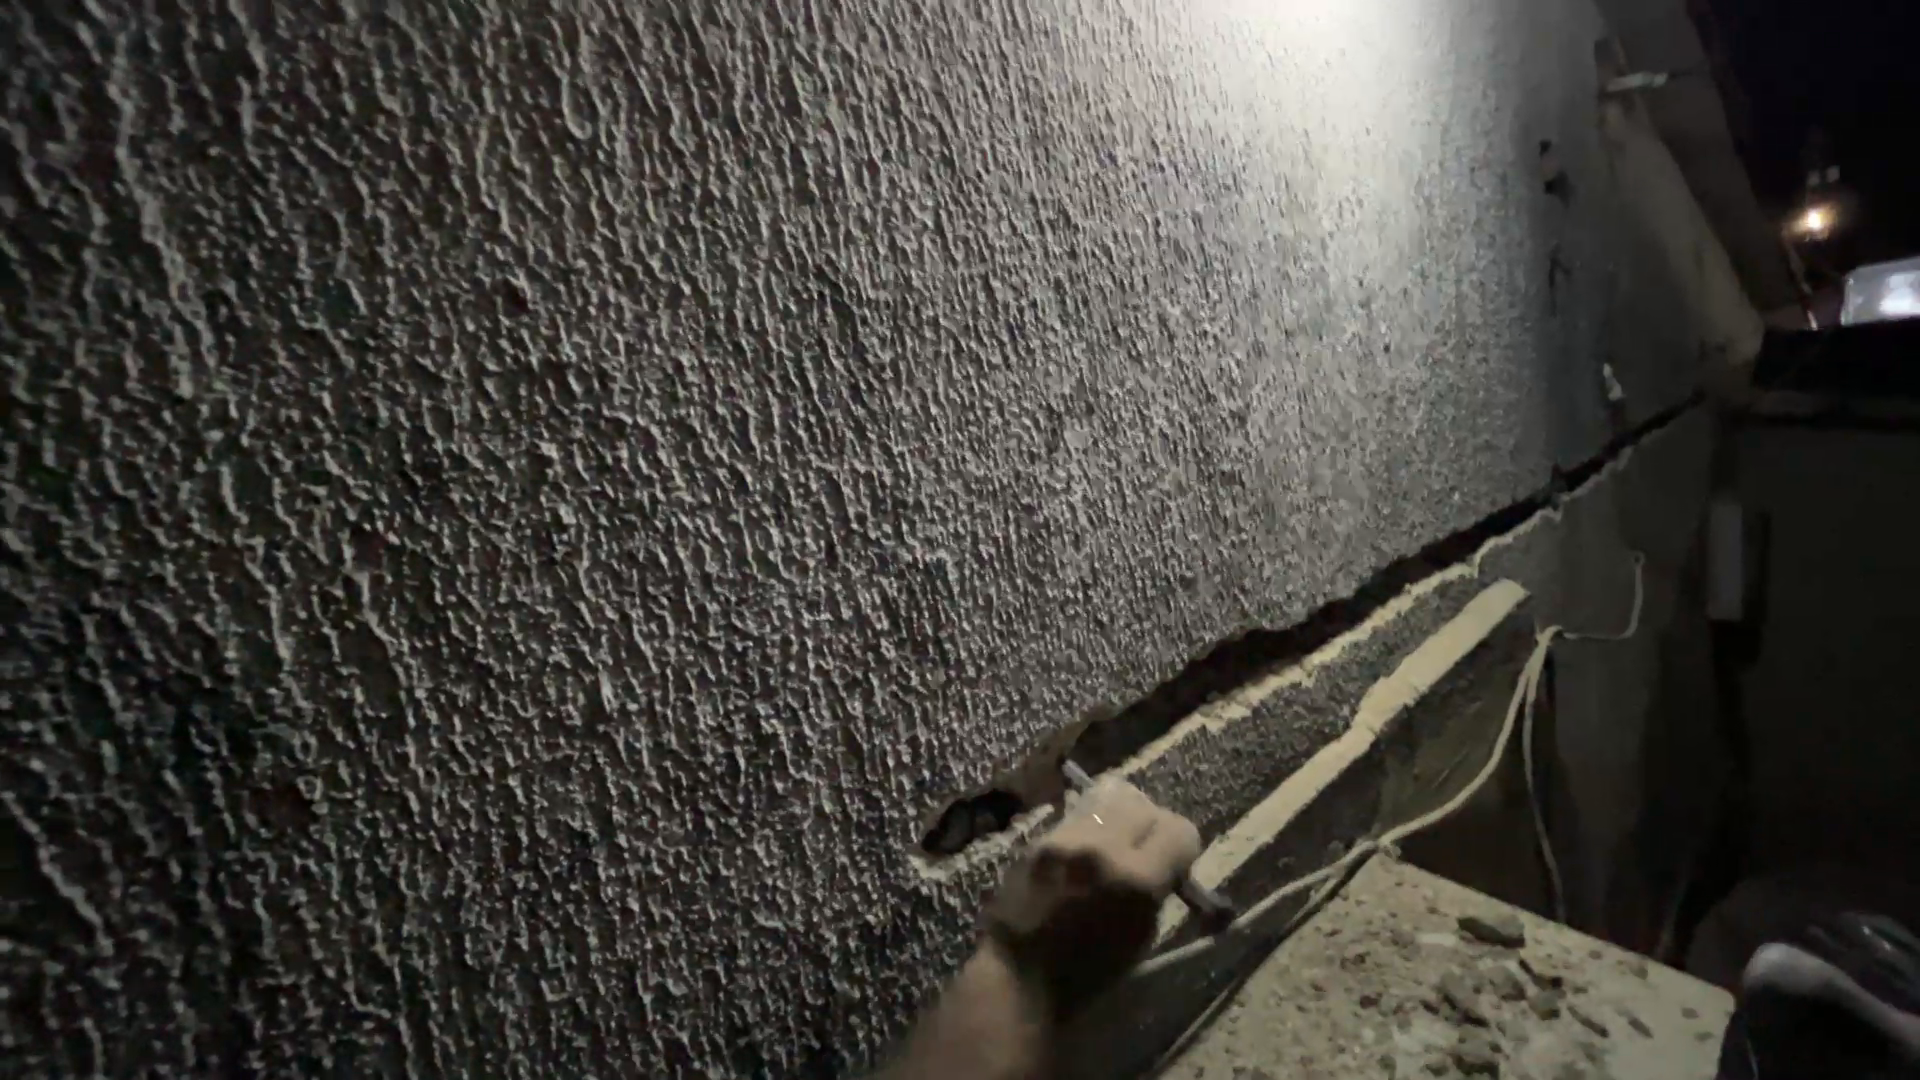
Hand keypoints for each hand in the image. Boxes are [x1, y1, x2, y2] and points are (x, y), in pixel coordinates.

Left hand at [984, 778, 1201, 1018]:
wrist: (1021, 971)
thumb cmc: (1089, 971)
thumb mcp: (1141, 936)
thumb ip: (1157, 888)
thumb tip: (1168, 858)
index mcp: (1136, 880)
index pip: (1178, 830)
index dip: (1183, 846)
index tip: (1177, 860)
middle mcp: (1102, 847)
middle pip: (1146, 805)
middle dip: (1153, 825)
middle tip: (1146, 848)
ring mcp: (1067, 836)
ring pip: (1110, 797)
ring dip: (1122, 816)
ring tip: (1116, 840)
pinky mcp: (1042, 834)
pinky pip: (1079, 812)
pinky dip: (1092, 823)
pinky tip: (1087, 848)